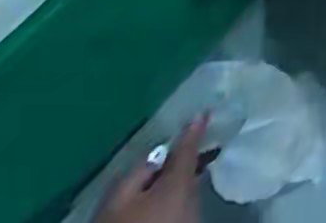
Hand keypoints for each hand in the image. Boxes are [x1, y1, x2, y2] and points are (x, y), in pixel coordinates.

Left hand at [94, 115, 208, 222]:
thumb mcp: (176, 186)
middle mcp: (113, 203)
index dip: (185, 143)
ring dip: (176, 190)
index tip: (211, 140)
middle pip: (154, 175)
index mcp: (121, 184)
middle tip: (208, 163)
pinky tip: (182, 211)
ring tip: (198, 188)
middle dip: (181, 168)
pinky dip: (170, 209)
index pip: (158, 151)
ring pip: (153, 197)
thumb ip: (186, 151)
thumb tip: (198, 113)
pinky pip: (152, 214)